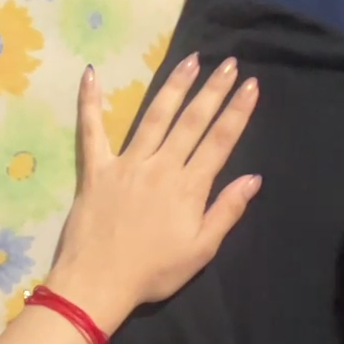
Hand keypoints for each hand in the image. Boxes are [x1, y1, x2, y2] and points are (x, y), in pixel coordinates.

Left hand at [43, 54, 261, 329]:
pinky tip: (91, 73)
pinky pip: (92, 131)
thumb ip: (227, 211)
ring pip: (154, 117)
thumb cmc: (154, 272)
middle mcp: (161, 166)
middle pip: (192, 121)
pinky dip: (90, 102)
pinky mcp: (96, 169)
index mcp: (189, 187)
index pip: (220, 141)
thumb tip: (253, 179)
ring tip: (190, 61)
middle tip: (228, 62)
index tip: (250, 85)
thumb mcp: (201, 250)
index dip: (237, 111)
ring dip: (173, 86)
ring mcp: (127, 164)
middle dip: (213, 90)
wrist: (98, 283)